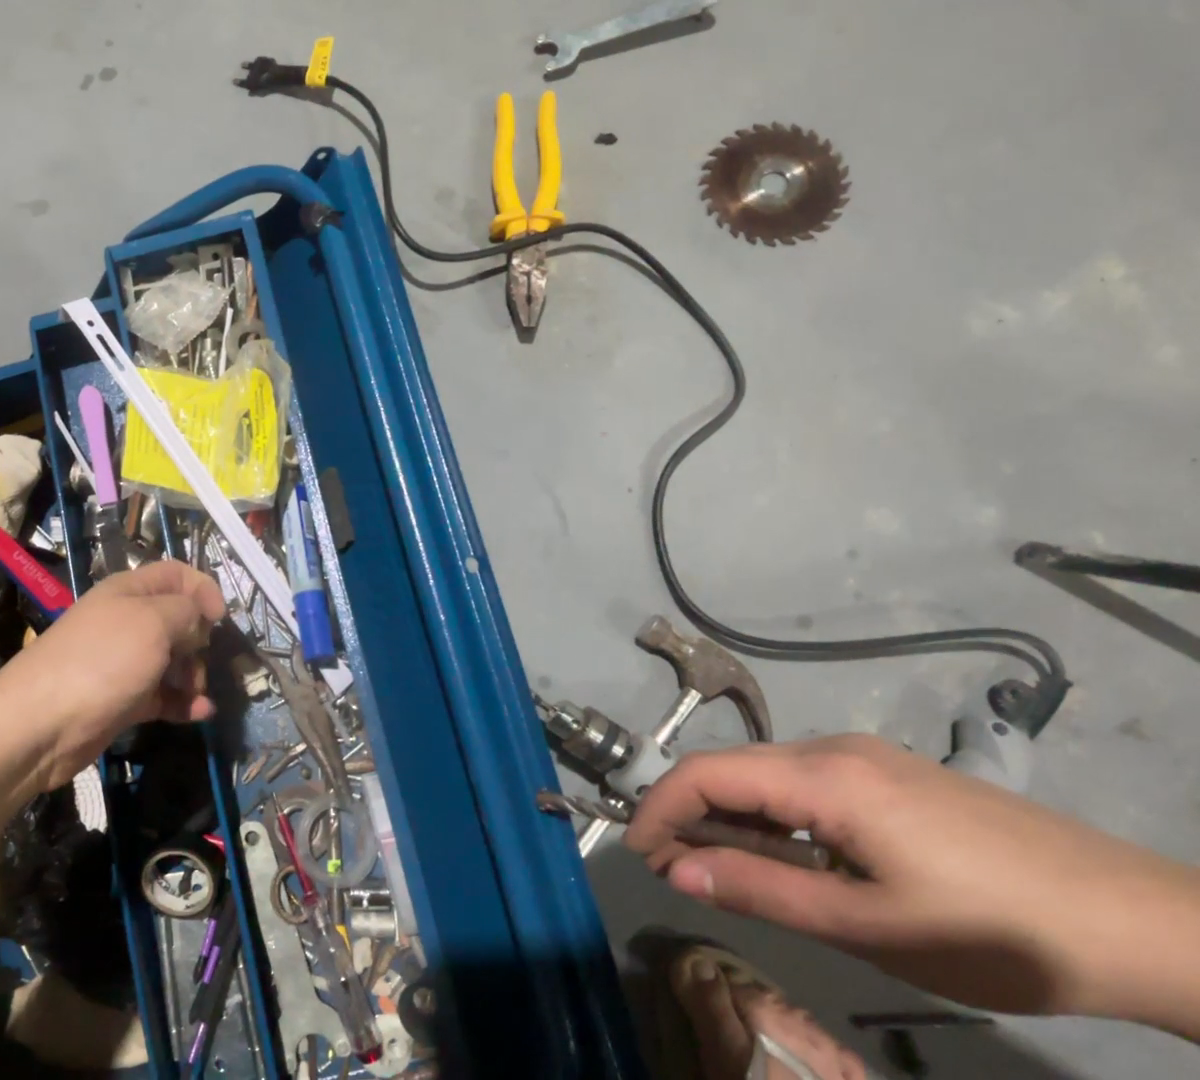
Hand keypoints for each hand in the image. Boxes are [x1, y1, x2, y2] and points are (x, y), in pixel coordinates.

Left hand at [0, 561, 226, 792]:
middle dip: (200, 640)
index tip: (220, 618)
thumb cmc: (102, 661)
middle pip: (178, 621)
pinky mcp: (123, 700)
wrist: (42, 723)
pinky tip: (201, 713)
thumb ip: (186, 611)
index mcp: (128, 591)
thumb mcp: (152, 622)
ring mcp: (123, 663)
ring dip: (194, 675)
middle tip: (202, 660)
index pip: (176, 575)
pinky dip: (183, 703)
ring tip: (197, 694)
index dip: (203, 589)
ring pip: (173, 661)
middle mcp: (126, 622)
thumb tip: (197, 621)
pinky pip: (163, 696)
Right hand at [624, 734, 1199, 1030]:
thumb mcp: (865, 924)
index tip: (637, 854)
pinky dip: (775, 819)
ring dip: (732, 820)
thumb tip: (675, 868)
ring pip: (769, 778)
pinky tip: (785, 860)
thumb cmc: (993, 931)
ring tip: (722, 873)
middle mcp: (837, 750)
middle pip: (733, 769)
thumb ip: (761, 890)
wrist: (1146, 925)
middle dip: (690, 816)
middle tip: (675, 873)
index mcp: (825, 777)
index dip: (658, 809)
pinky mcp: (898, 778)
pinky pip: (808, 786)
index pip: (705, 772)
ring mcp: (872, 760)